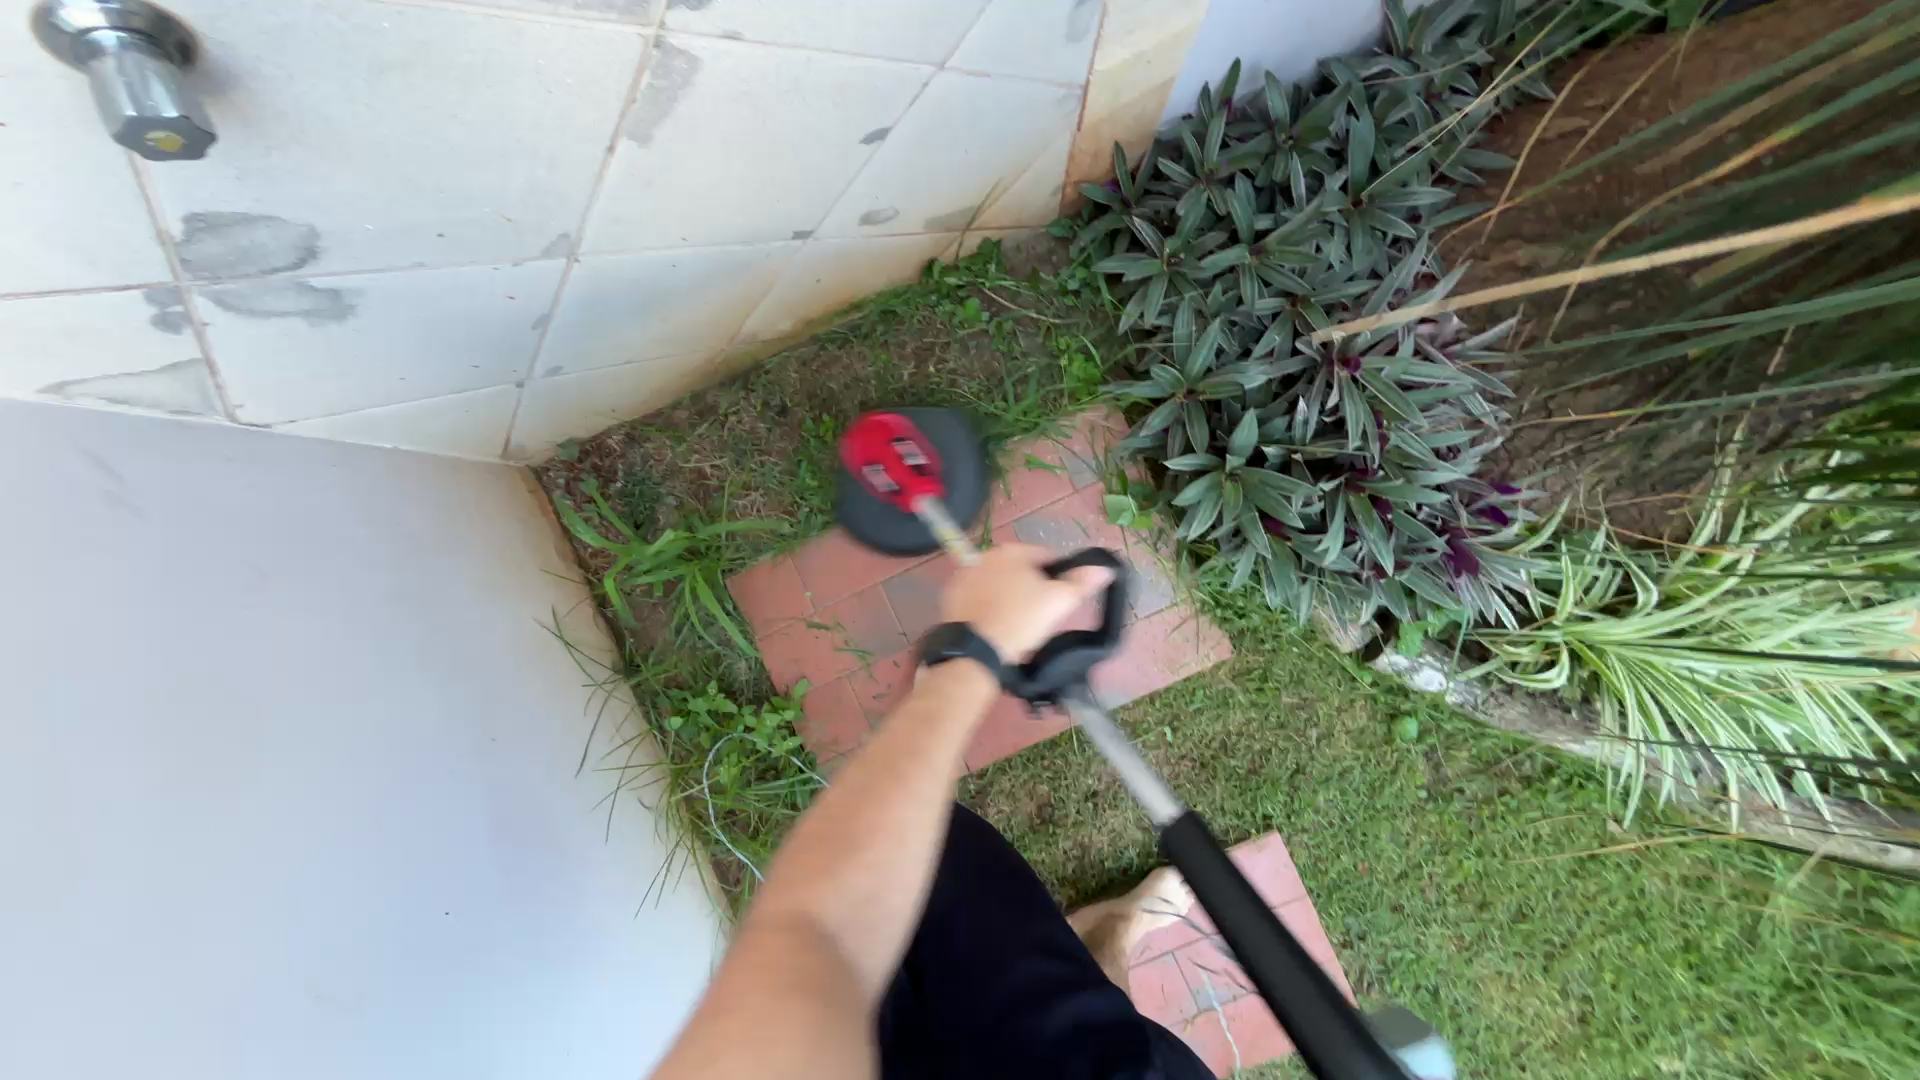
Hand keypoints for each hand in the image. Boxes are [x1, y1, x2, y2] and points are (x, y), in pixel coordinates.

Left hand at [939, 544, 1114, 660]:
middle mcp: (985, 556)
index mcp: (1012, 551)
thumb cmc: (1021, 621)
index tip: (1059, 600)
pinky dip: (987, 607)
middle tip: (1040, 615)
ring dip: (1008, 596)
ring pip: (998, 583)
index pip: (1045, 556)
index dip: (1058, 577)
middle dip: (1031, 586)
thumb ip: (1082, 582)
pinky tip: (995, 626)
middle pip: (1019, 569)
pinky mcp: (951, 598)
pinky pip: (978, 598)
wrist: (976, 650)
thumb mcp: (1058, 602)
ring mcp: (964, 576)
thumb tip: (1105, 568)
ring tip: (1017, 623)